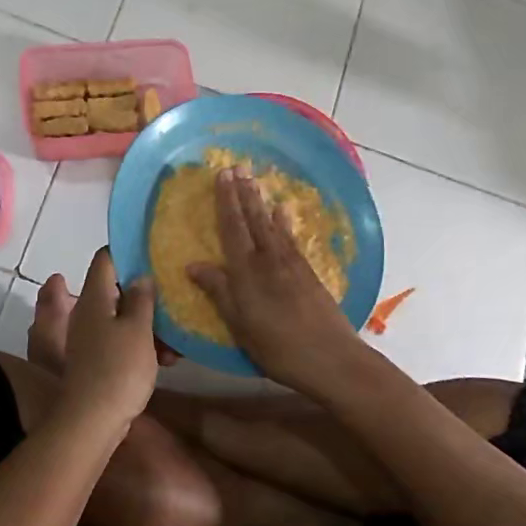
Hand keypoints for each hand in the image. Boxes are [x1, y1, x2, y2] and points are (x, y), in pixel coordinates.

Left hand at [50, 247, 159, 430]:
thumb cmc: (118, 369)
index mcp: (94, 298)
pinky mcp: (98, 360)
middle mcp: (88, 313)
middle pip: (116, 290)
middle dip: (146, 295)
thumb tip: (139, 276)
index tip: (154, 256)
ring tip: (175, 342)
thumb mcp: (138, 330)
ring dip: (148, 325)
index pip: (105, 260)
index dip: (128, 253)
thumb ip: (141, 299)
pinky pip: (121, 341)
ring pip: (123, 319)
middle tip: (173, 302)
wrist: (93, 420)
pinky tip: (166, 359)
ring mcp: (91, 338)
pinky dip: (141, 344)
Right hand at [188, 167, 364, 392]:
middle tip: (237, 166)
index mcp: (246, 271)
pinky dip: (285, 222)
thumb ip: (218, 291)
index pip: (232, 228)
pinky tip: (283, 211)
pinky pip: (291, 238)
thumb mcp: (239, 324)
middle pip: (253, 219)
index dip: (226, 201)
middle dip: (243, 192)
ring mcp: (291, 264)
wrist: (332, 359)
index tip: (220, 175)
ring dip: (261, 201)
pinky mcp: (308, 272)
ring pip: (272, 225)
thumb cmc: (277, 346)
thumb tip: (193, 264)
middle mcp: (269, 260)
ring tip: (255, 180)